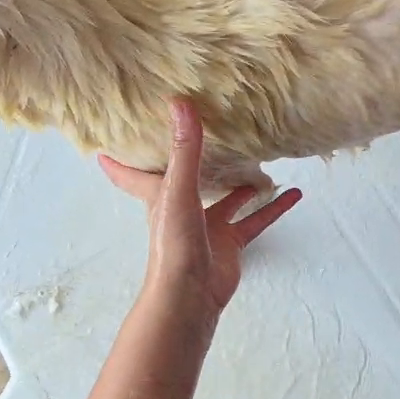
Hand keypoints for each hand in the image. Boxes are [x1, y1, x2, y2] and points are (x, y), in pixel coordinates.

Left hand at [99, 99, 301, 313]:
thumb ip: (185, 151)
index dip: (120, 162)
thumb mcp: (178, 190)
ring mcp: (208, 228)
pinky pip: (255, 220)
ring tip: (261, 163)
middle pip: (186, 181)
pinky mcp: (231, 243)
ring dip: (243, 185)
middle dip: (194, 164)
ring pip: (227, 200)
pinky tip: (293, 195)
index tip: (106, 147)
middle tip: (206, 137)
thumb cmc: (175, 243)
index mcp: (160, 197)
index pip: (133, 175)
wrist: (192, 294)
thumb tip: (181, 104)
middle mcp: (183, 209)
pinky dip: (274, 208)